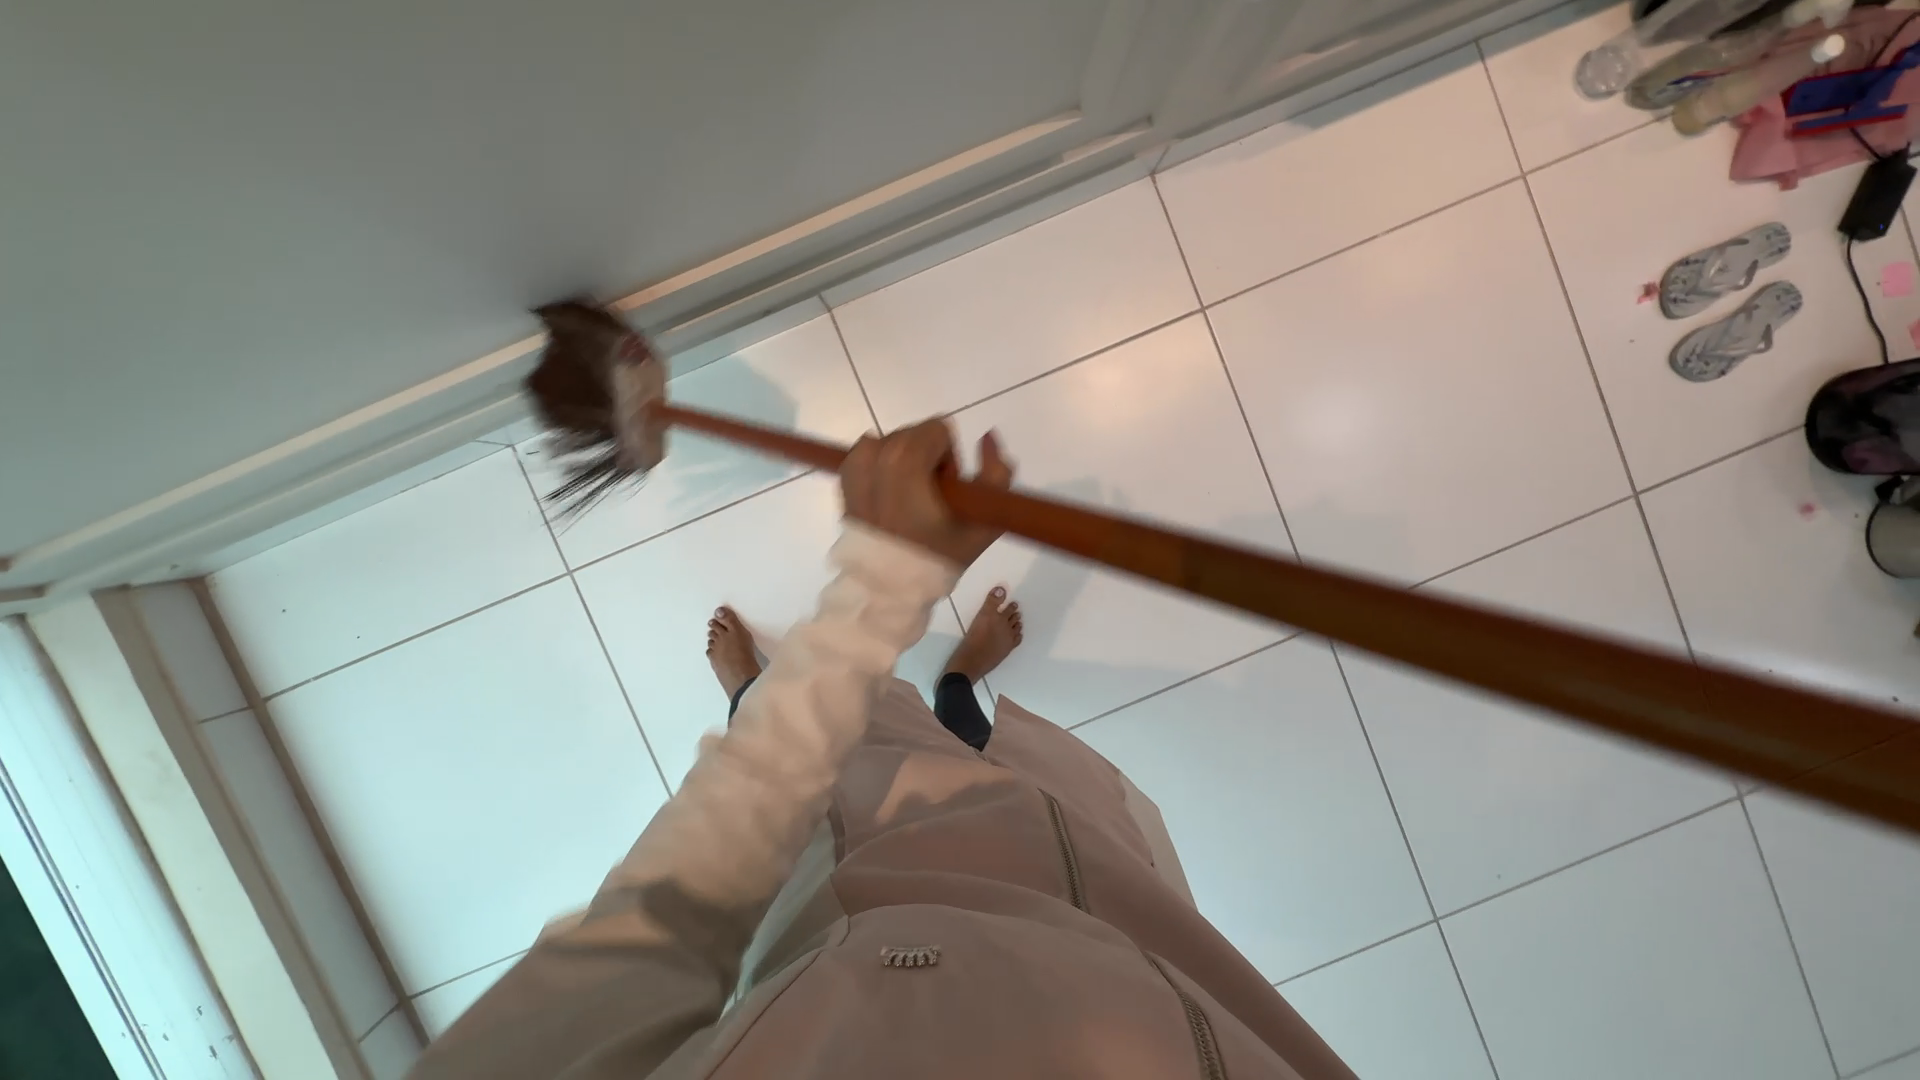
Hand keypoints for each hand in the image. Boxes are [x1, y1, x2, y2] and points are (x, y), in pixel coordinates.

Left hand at [840, 420, 1014, 567]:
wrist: (889, 586)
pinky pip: (869, 454)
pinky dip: (882, 467)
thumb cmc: (937, 556)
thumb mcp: (983, 523)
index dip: (950, 457)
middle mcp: (877, 454)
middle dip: (928, 458)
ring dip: (905, 461)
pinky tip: (888, 496)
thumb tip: (988, 436)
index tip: (948, 490)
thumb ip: (997, 474)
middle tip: (931, 497)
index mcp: (907, 460)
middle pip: (914, 434)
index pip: (939, 429)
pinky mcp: (844, 478)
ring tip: (909, 498)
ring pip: (892, 442)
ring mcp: (856, 465)